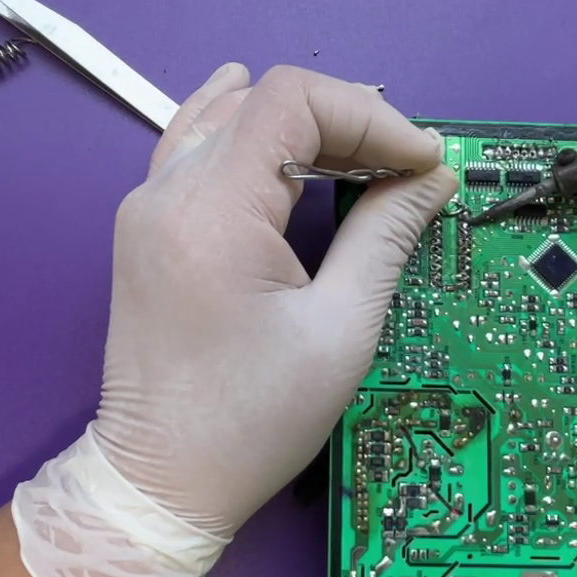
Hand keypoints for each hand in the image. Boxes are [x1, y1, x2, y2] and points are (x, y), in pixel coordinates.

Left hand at [12, 64, 457, 576]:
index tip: (421, 163)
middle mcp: (167, 189)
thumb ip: (385, 235)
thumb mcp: (339, 330)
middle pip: (262, 101)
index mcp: (212, 209)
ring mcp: (147, 204)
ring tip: (359, 164)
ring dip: (302, 129)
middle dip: (346, 123)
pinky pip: (199, 148)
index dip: (369, 115)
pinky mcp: (145, 225)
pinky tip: (286, 151)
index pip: (291, 100)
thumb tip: (431, 176)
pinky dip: (253, 141)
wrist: (160, 477)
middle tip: (401, 170)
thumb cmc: (252, 420)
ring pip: (229, 116)